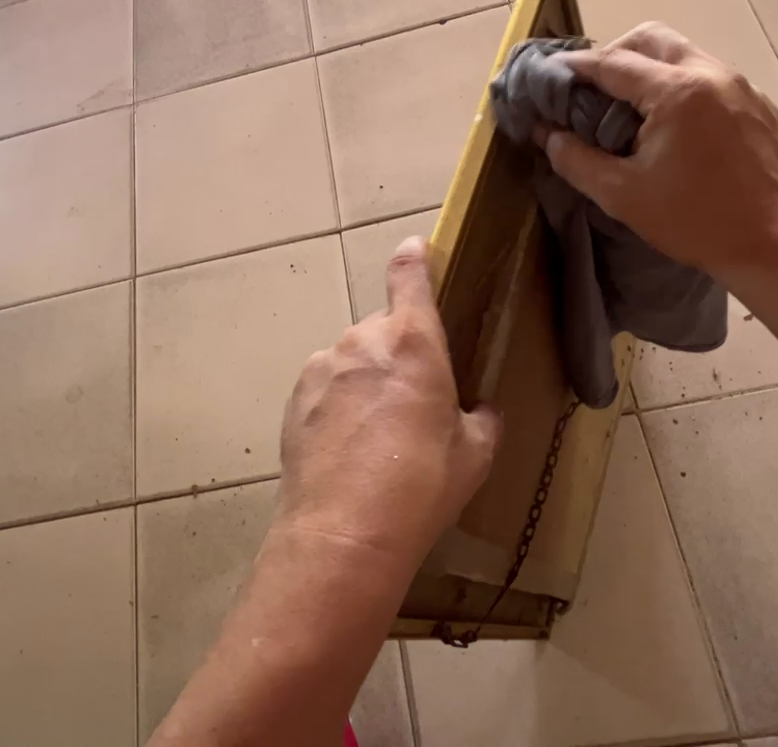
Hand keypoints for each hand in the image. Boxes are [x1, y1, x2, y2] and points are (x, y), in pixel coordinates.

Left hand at [275, 238, 502, 569]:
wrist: (343, 531)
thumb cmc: (421, 486)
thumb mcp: (473, 455)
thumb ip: (482, 419)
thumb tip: (482, 409)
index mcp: (413, 341)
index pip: (409, 276)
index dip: (413, 257)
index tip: (413, 247)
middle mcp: (362, 340)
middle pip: (384, 329)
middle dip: (398, 353)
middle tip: (411, 402)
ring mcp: (322, 366)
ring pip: (352, 359)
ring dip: (366, 379)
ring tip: (375, 434)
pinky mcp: (295, 395)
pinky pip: (325, 384)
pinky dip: (337, 401)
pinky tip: (346, 445)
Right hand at [538, 23, 777, 283]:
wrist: (775, 248)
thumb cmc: (694, 222)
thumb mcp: (621, 195)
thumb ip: (575, 159)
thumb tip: (546, 134)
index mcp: (677, 92)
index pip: (612, 62)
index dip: (574, 66)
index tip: (547, 74)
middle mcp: (712, 75)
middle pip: (651, 39)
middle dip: (613, 54)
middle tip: (590, 90)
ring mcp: (742, 87)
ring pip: (683, 53)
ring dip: (648, 69)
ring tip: (627, 108)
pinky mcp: (759, 105)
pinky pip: (709, 77)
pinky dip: (679, 86)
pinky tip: (671, 127)